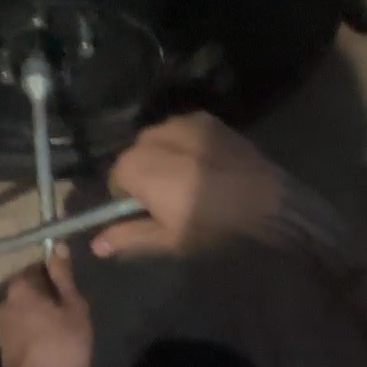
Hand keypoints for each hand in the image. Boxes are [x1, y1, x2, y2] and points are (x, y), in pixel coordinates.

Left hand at [0, 248, 92, 366]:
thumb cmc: (63, 345)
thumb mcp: (73, 306)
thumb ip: (63, 276)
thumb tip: (56, 245)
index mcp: (19, 289)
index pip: (38, 269)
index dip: (58, 278)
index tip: (75, 294)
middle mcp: (5, 305)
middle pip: (35, 296)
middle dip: (55, 305)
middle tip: (78, 321)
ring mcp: (3, 331)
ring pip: (34, 319)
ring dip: (52, 327)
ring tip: (74, 344)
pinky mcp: (7, 353)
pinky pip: (31, 340)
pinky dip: (45, 345)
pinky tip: (63, 360)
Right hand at [91, 113, 286, 256]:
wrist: (271, 205)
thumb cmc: (214, 226)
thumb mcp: (168, 239)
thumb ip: (128, 236)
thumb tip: (95, 245)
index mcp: (141, 166)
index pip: (117, 175)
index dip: (127, 196)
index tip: (147, 212)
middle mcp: (157, 136)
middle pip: (136, 153)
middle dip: (144, 172)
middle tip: (168, 199)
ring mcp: (184, 123)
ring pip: (157, 138)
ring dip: (162, 155)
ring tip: (186, 179)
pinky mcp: (208, 120)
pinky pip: (181, 129)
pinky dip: (183, 143)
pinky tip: (202, 164)